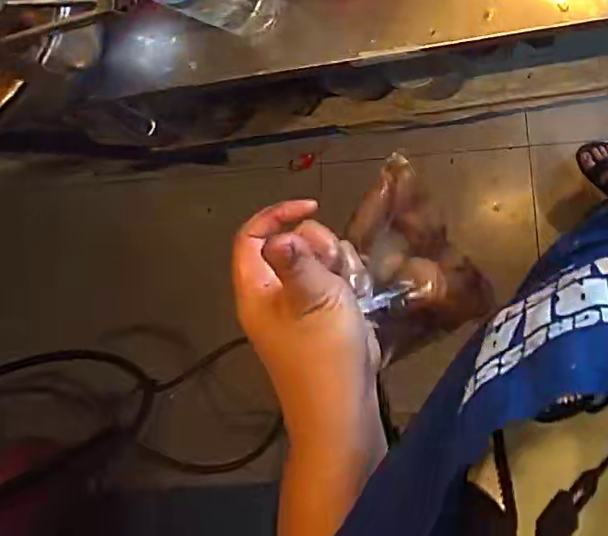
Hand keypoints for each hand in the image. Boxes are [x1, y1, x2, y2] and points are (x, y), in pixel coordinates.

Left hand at [232, 200, 378, 438]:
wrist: (343, 400)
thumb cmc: (323, 349)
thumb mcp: (313, 298)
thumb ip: (298, 262)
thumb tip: (281, 233)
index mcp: (257, 289)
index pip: (251, 236)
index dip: (277, 215)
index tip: (313, 207)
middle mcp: (274, 292)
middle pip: (295, 241)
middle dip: (322, 245)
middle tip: (333, 270)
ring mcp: (299, 301)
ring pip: (321, 256)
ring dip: (340, 264)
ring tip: (348, 290)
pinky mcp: (323, 309)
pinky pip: (336, 275)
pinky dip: (349, 279)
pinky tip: (356, 299)